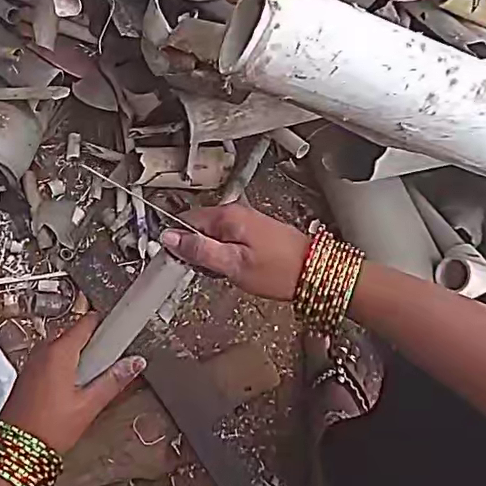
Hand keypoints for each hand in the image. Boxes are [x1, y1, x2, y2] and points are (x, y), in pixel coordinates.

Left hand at [0, 313, 143, 452]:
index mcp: (59, 352)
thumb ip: (114, 380)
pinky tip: (73, 389)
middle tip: (109, 363)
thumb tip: (134, 363)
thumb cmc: (46, 430)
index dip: (106, 324)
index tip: (120, 331)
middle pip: (76, 333)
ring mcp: (33, 362)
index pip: (87, 322)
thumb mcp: (88, 406)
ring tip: (91, 380)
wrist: (14, 451)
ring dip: (80, 356)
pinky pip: (52, 359)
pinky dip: (66, 365)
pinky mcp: (28, 375)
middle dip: (94, 344)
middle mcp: (43, 351)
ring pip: (64, 346)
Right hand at [159, 203, 309, 301]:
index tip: (182, 261)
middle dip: (197, 251)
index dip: (179, 243)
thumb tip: (170, 238)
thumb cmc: (278, 271)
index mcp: (227, 216)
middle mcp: (236, 212)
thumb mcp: (232, 265)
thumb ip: (199, 250)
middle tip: (211, 270)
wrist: (316, 273)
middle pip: (198, 228)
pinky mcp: (255, 231)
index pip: (185, 221)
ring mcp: (247, 220)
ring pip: (213, 236)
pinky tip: (239, 268)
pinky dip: (227, 255)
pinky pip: (228, 240)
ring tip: (228, 271)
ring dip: (213, 255)